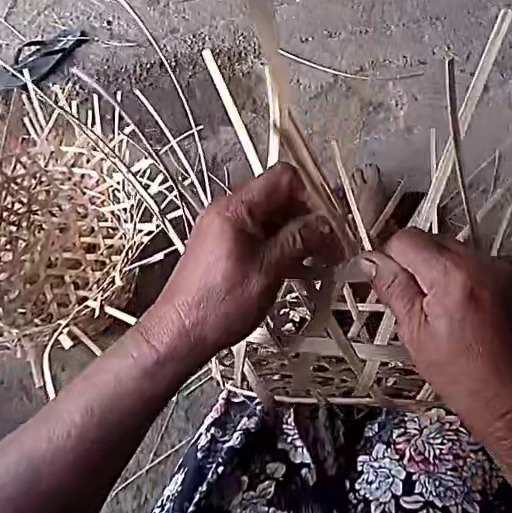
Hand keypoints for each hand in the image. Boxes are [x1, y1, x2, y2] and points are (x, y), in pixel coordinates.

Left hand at [132, 164, 342, 374]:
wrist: (179, 335)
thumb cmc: (216, 305)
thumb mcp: (268, 269)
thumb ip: (299, 240)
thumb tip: (326, 224)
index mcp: (235, 208)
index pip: (283, 177)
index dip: (311, 195)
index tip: (327, 221)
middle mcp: (229, 211)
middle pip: (281, 198)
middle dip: (310, 219)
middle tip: (332, 244)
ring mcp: (227, 230)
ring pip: (274, 220)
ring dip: (300, 237)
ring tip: (322, 262)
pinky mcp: (227, 249)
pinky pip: (262, 237)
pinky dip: (283, 249)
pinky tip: (301, 271)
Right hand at [365, 231, 511, 474]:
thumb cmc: (472, 386)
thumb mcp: (418, 339)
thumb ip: (394, 290)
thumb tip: (371, 261)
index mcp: (454, 277)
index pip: (407, 238)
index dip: (392, 259)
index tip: (393, 281)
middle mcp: (488, 265)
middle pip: (438, 241)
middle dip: (423, 265)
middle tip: (425, 306)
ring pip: (466, 254)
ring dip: (454, 274)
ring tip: (458, 317)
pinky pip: (494, 269)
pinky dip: (482, 284)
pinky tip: (485, 319)